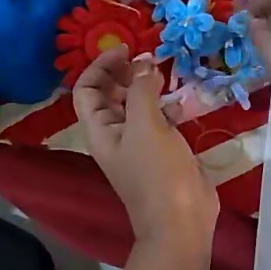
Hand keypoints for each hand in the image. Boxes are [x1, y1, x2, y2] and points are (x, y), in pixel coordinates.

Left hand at [74, 46, 218, 247]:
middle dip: (127, 73)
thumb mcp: (146, 126)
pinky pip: (161, 122)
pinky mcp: (164, 153)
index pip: (87, 90)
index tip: (127, 50)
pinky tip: (183, 103)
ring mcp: (141, 145)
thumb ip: (142, 90)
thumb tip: (145, 65)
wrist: (181, 219)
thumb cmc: (158, 173)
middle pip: (112, 95)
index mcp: (101, 130)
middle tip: (150, 59)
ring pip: (138, 107)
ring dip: (149, 89)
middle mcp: (116, 136)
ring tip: (167, 75)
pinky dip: (169, 108)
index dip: (102, 66)